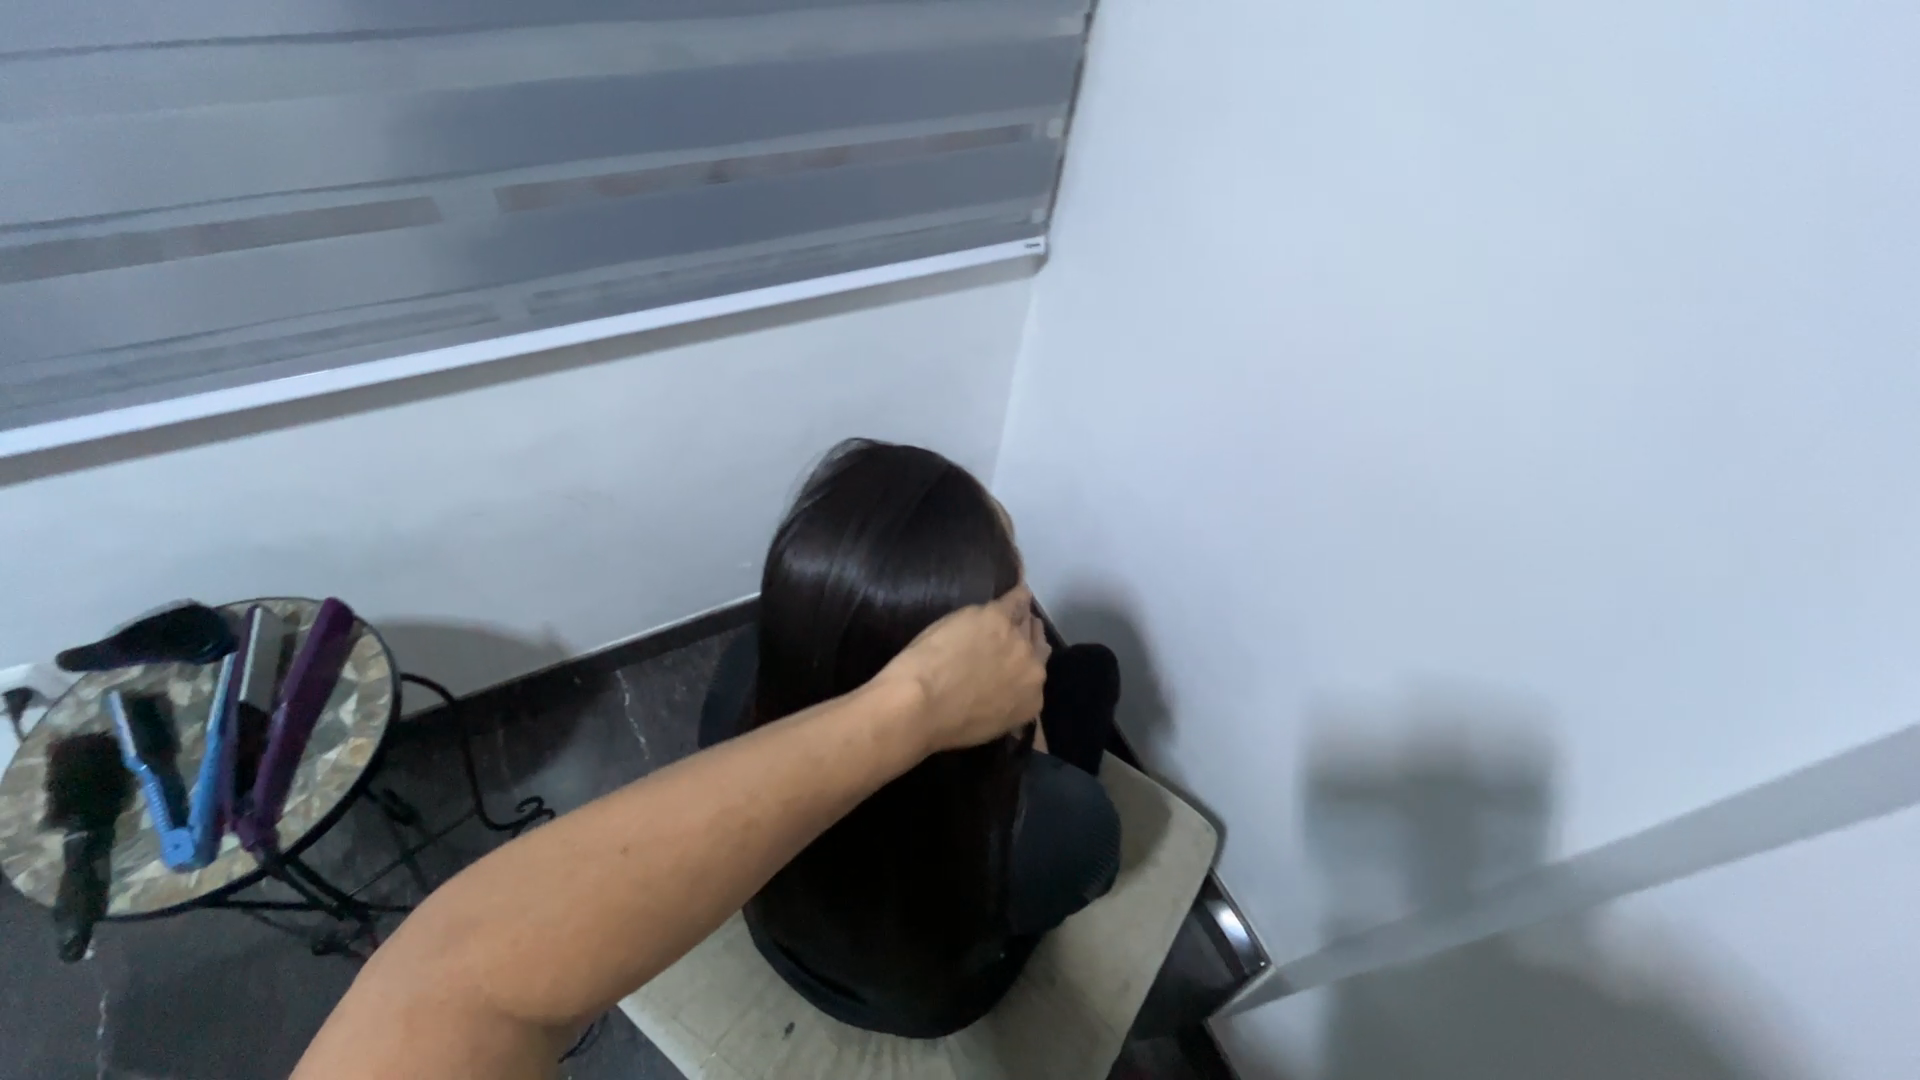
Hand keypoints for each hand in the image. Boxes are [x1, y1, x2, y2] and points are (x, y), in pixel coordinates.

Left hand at [878, 584, 1046, 753]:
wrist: (924, 701)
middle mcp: (1033, 668)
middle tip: (1008, 636)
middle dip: (1024, 639)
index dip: (1023, 665)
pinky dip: (1016, 596)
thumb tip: (1001, 694)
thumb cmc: (945, 723)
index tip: (1010, 661)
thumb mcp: (988, 726)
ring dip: (1017, 617)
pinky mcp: (997, 616)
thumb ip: (1005, 705)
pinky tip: (1015, 590)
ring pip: (1025, 620)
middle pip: (1036, 645)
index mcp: (1032, 700)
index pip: (1036, 674)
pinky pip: (1016, 599)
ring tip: (1007, 613)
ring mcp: (1017, 639)